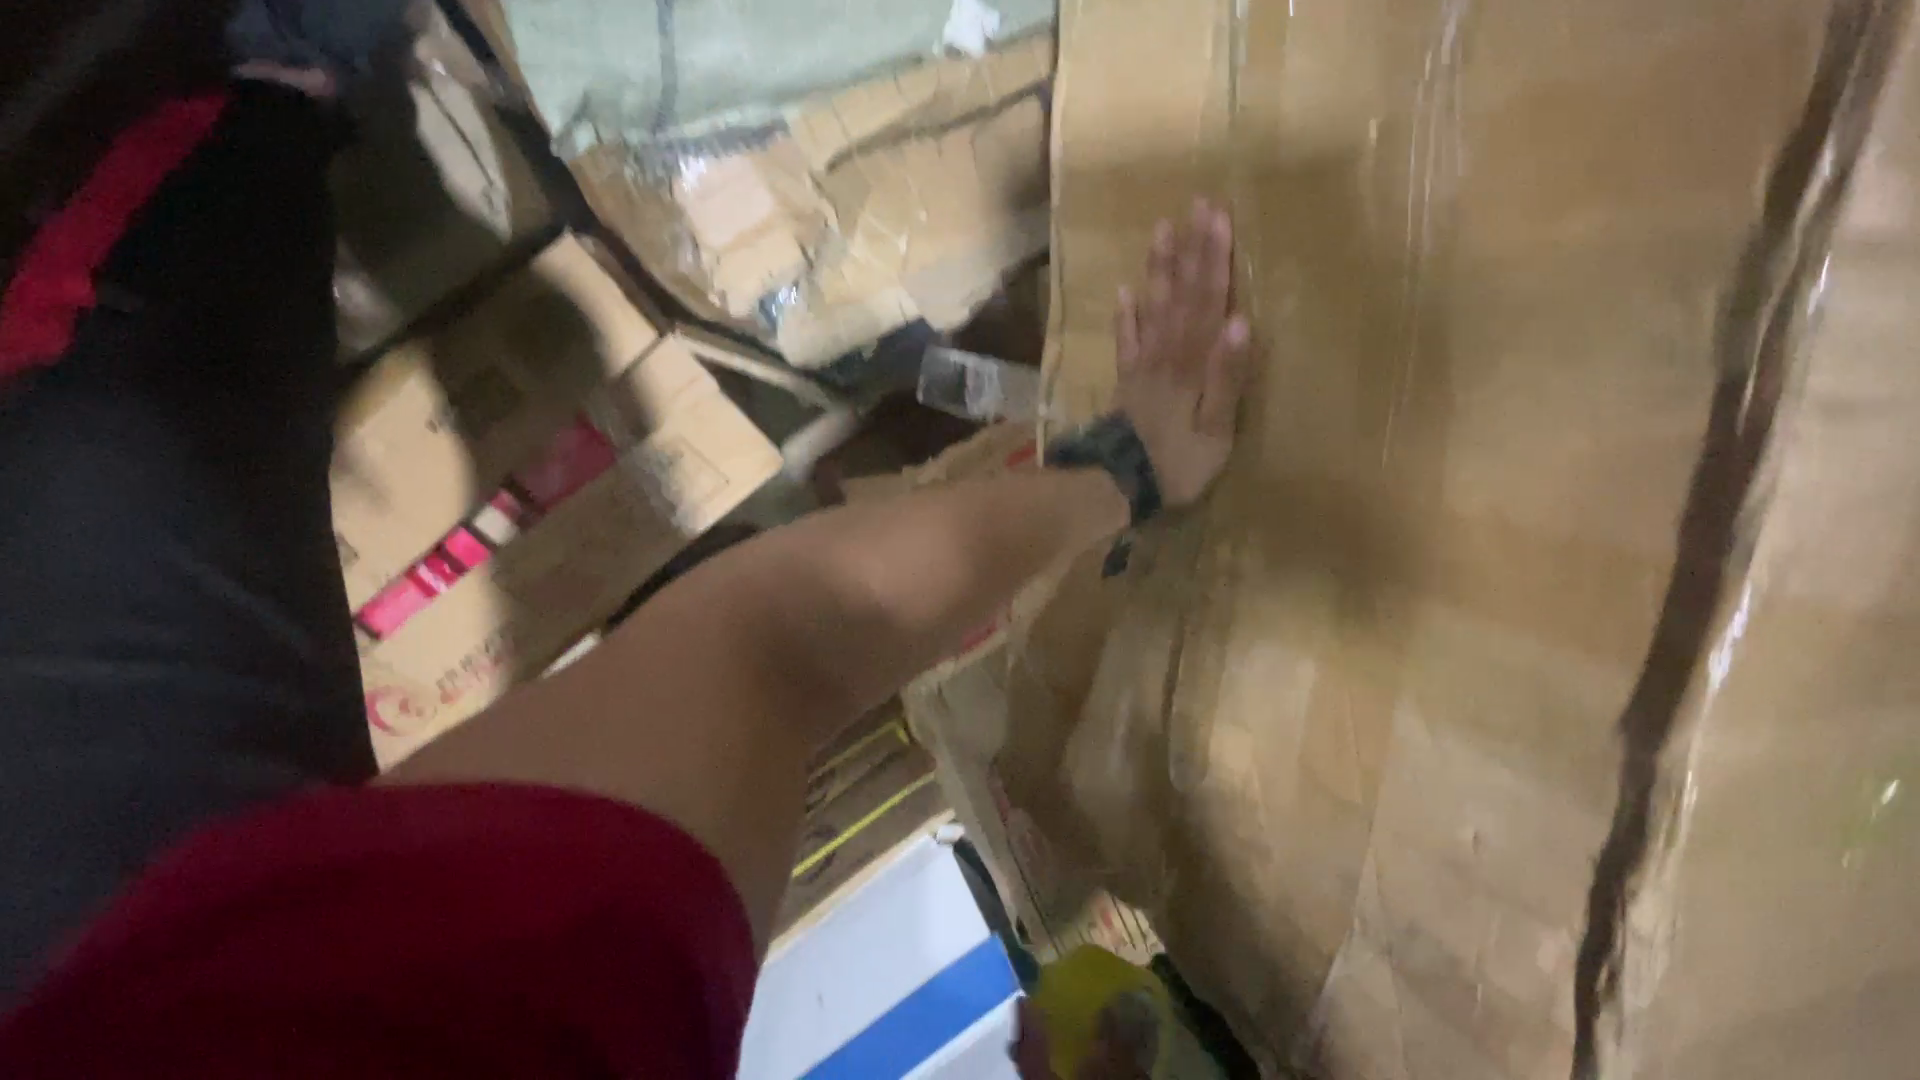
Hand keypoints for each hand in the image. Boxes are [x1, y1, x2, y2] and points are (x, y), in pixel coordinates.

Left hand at [1114, 199, 1251, 507]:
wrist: (1118, 484)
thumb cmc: (1177, 462)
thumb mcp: (1216, 427)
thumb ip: (1227, 375)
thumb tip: (1242, 320)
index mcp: (1193, 363)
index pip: (1208, 301)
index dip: (1214, 259)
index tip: (1218, 216)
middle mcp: (1166, 355)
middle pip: (1181, 295)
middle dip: (1191, 250)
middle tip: (1196, 204)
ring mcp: (1142, 367)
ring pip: (1152, 308)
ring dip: (1158, 270)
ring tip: (1161, 230)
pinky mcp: (1126, 383)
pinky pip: (1126, 342)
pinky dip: (1125, 316)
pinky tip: (1123, 291)